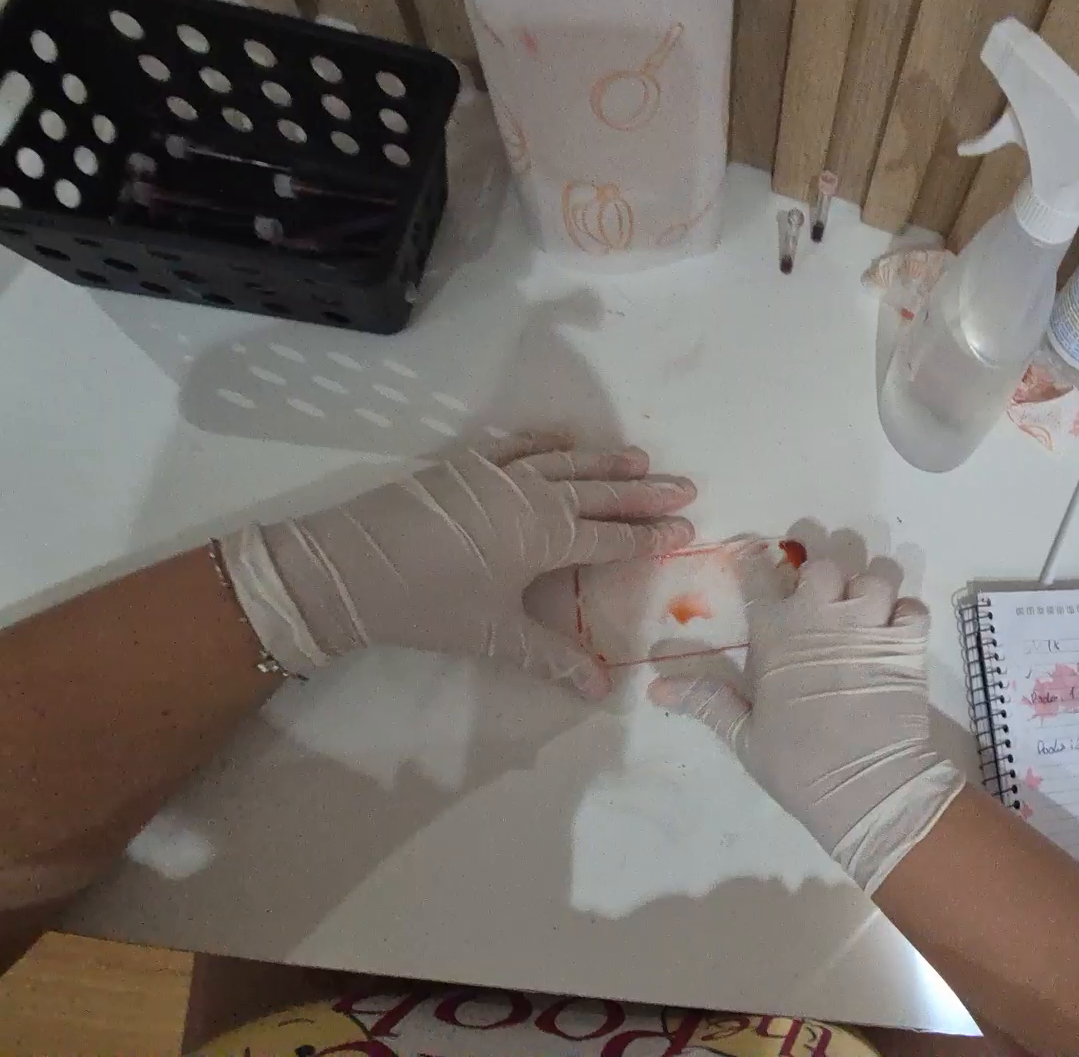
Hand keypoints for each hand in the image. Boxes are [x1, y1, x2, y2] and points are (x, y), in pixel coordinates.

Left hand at [218, 432, 695, 698]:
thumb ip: (554, 657)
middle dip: (649, 492)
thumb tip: (603, 692)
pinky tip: (566, 437)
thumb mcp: (494, 635)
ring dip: (608, 461)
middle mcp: (536, 499)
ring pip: (571, 464)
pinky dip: (549, 440)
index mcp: (548, 537)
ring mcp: (502, 475)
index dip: (655, 535)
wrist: (339, 569)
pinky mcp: (468, 465)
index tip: (688, 526)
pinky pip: (520, 445)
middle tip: (686, 486)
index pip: (617, 537)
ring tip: (642, 457)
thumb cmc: (426, 604)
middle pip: (605, 493)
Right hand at [649, 559, 963, 891]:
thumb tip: (655, 683)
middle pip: (824, 565)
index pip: (759, 579)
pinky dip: (907, 614)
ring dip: (869, 588)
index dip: (755, 564)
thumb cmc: (797, 764)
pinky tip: (898, 632)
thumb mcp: (743, 735)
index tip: (755, 560)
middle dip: (822, 575)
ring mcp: (870, 626)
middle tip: (823, 599)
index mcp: (778, 636)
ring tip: (865, 612)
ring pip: (874, 576)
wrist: (865, 786)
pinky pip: (913, 607)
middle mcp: (824, 618)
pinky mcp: (907, 643)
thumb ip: (705, 699)